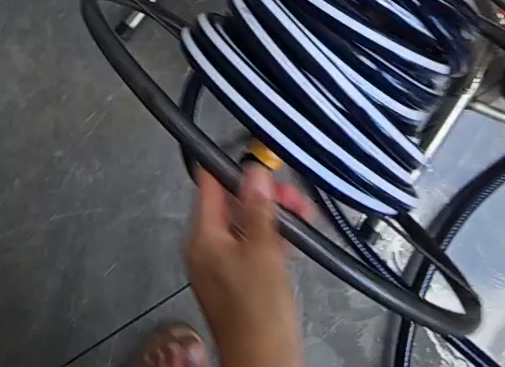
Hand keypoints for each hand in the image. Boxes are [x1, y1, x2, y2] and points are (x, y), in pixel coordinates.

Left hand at [184, 164, 313, 366]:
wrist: (265, 363)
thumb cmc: (258, 310)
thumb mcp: (262, 249)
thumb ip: (257, 207)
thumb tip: (253, 169)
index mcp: (203, 236)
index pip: (209, 183)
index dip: (233, 167)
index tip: (259, 159)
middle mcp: (207, 246)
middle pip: (232, 202)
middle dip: (264, 194)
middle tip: (291, 195)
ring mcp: (223, 263)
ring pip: (246, 222)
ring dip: (273, 213)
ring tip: (301, 213)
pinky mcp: (240, 278)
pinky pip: (253, 244)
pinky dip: (272, 235)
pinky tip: (294, 234)